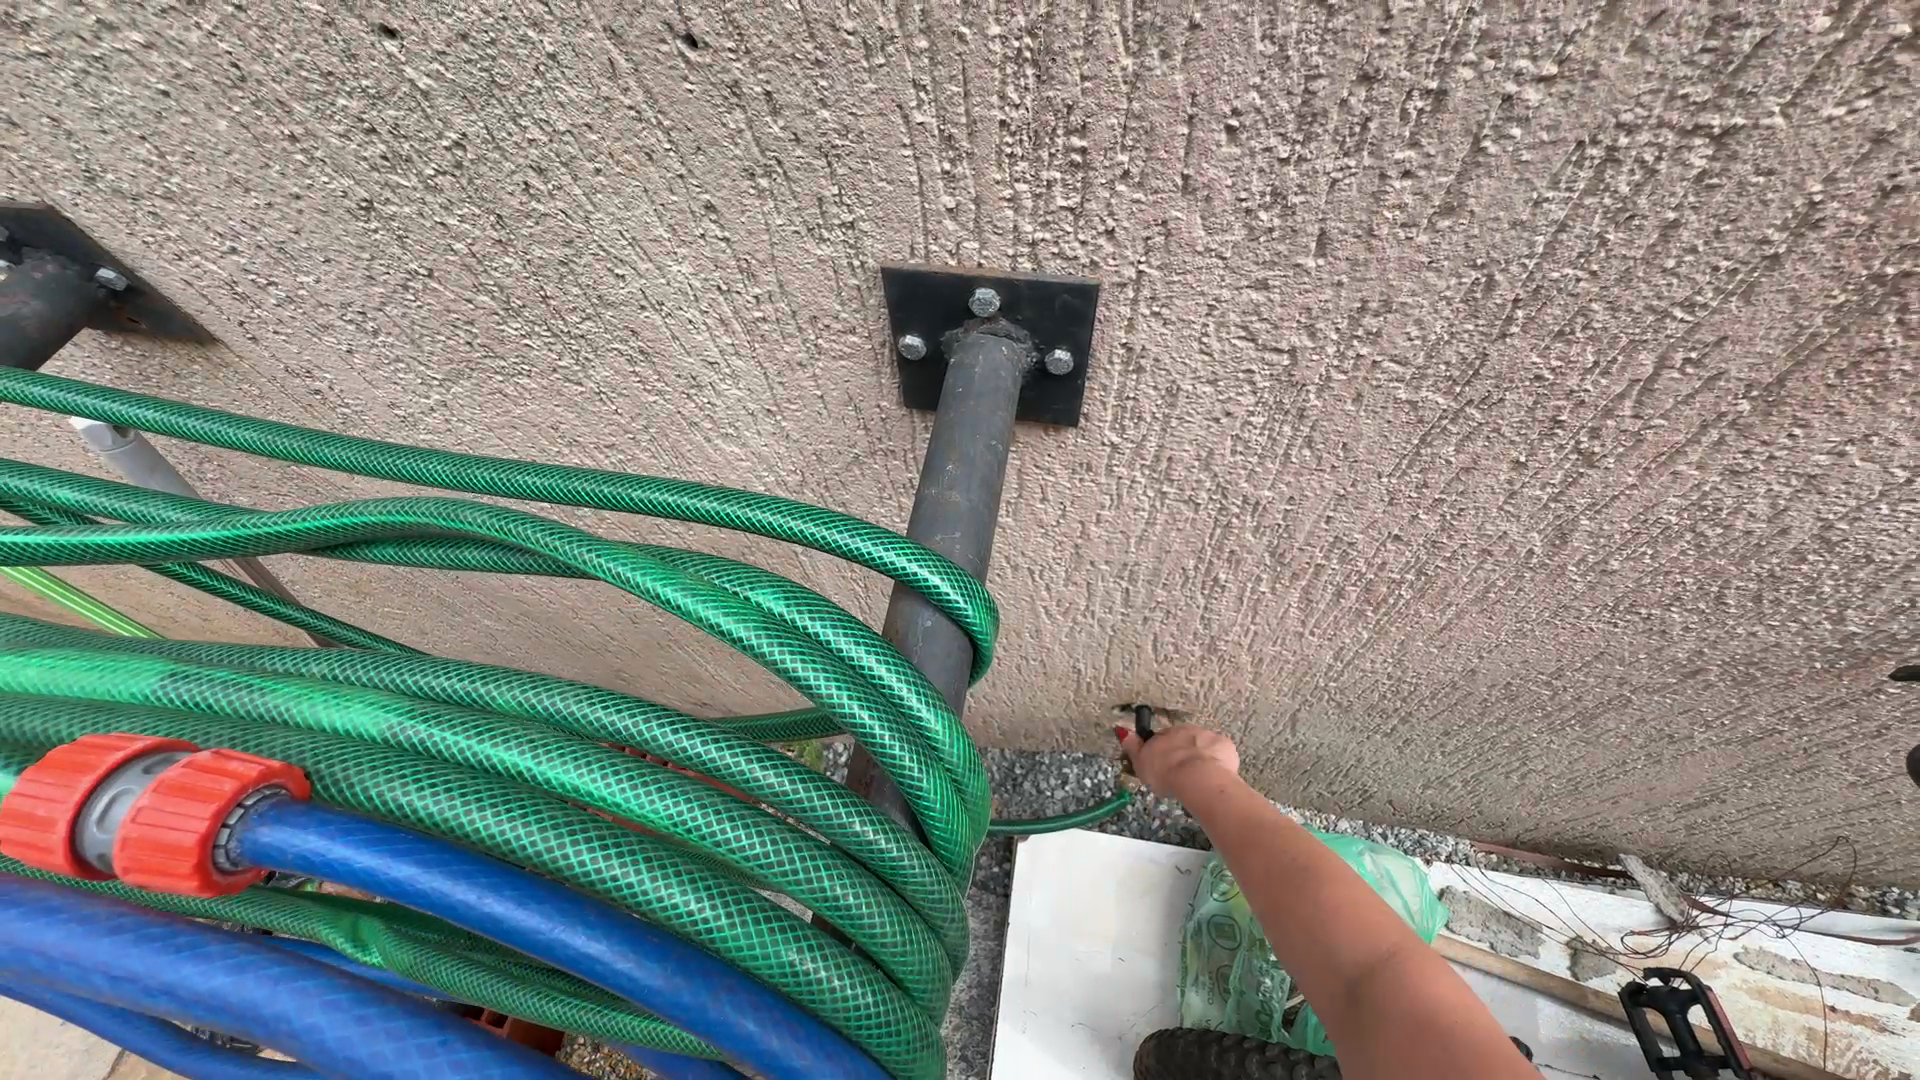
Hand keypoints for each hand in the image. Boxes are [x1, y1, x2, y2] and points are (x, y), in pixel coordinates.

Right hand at [1117, 723, 1239, 796]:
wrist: (1198, 778)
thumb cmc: (1166, 772)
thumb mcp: (1141, 763)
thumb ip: (1133, 747)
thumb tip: (1124, 733)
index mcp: (1167, 733)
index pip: (1164, 738)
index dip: (1164, 753)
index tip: (1164, 767)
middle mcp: (1188, 730)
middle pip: (1185, 741)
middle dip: (1184, 754)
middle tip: (1182, 775)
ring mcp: (1209, 737)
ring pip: (1204, 747)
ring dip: (1201, 758)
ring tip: (1199, 780)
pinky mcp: (1226, 747)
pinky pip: (1221, 754)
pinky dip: (1218, 764)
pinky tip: (1214, 779)